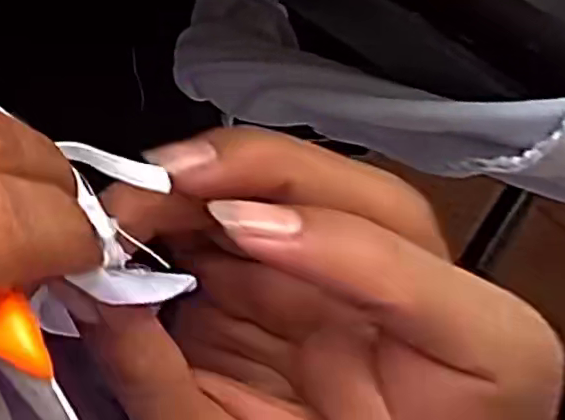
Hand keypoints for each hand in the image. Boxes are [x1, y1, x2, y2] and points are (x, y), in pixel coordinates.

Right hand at [75, 128, 563, 418]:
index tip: (236, 226)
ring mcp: (354, 287)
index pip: (469, 324)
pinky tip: (143, 207)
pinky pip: (245, 204)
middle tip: (170, 173)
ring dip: (209, 173)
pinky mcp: (294, 264)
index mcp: (449, 415)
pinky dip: (187, 195)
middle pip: (380, 209)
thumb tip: (95, 292)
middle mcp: (416, 331)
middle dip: (263, 169)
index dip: (351, 253)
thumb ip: (159, 381)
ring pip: (305, 186)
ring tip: (134, 195)